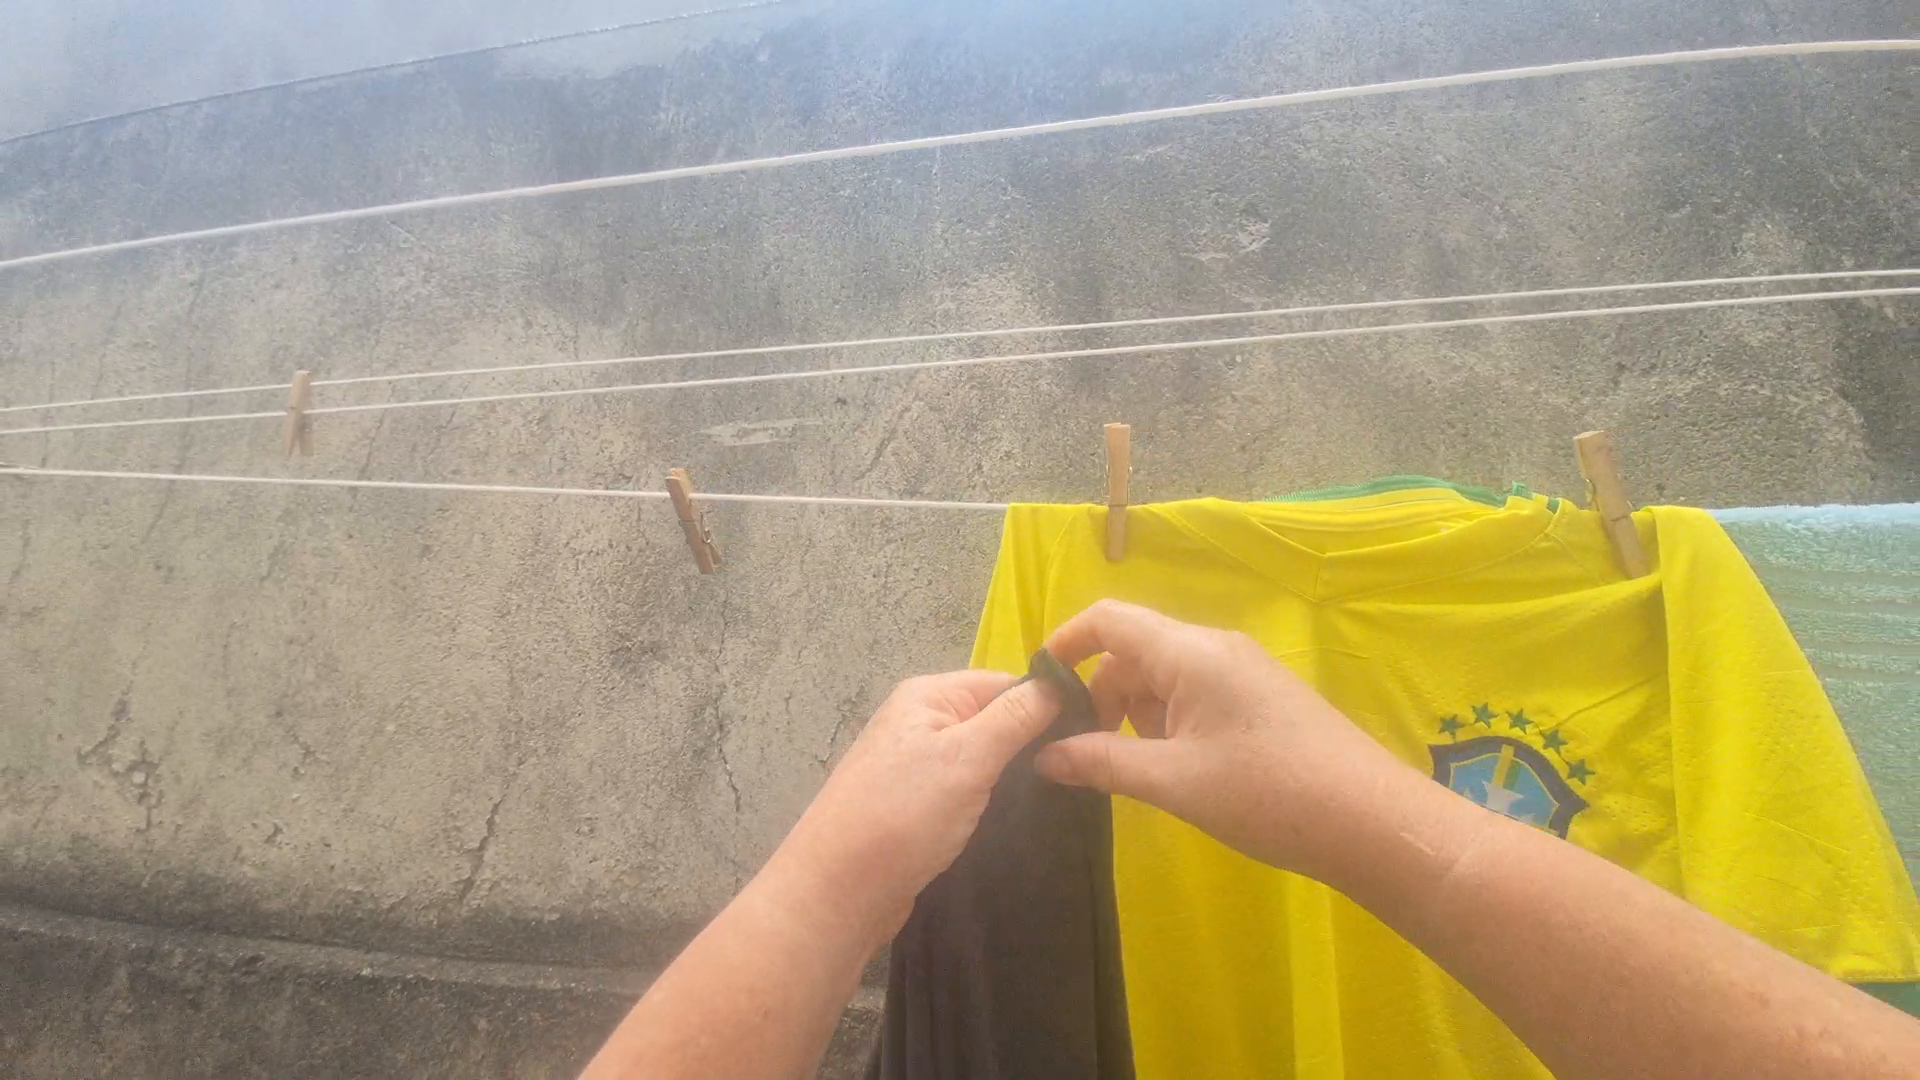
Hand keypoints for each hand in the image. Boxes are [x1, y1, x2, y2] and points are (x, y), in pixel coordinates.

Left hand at [774, 671, 1059, 943]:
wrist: (839, 892)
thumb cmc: (903, 814)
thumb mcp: (966, 757)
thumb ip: (1012, 717)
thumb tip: (1055, 682)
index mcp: (929, 696)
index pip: (1002, 683)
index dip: (1044, 703)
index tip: (1089, 731)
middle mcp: (920, 721)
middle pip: (993, 718)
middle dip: (1030, 742)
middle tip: (1077, 769)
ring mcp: (917, 764)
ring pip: (983, 756)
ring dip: (1012, 775)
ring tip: (1058, 794)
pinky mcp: (919, 804)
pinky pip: (967, 787)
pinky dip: (991, 798)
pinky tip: (1018, 817)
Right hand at [1034, 600, 1423, 882]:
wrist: (1377, 826)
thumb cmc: (1270, 795)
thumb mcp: (1174, 781)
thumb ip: (1101, 762)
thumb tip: (1043, 757)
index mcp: (1190, 652)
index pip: (1108, 620)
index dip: (1066, 644)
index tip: (1039, 689)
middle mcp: (1212, 648)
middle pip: (1132, 651)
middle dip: (1100, 695)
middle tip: (1084, 751)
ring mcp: (1238, 671)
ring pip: (1160, 676)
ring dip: (1134, 713)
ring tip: (1136, 768)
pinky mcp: (1256, 696)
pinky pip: (1191, 693)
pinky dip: (1166, 722)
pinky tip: (1174, 767)